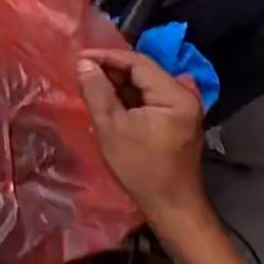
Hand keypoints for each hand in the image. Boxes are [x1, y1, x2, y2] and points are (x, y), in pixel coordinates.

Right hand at [77, 48, 208, 219]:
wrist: (172, 207)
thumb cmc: (140, 169)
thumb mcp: (111, 127)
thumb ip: (96, 90)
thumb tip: (84, 63)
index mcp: (174, 96)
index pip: (137, 62)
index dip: (106, 56)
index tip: (79, 58)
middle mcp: (185, 95)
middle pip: (143, 70)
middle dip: (111, 69)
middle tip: (82, 72)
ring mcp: (185, 107)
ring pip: (146, 83)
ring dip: (119, 82)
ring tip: (92, 84)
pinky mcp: (179, 118)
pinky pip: (151, 96)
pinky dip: (130, 95)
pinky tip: (110, 99)